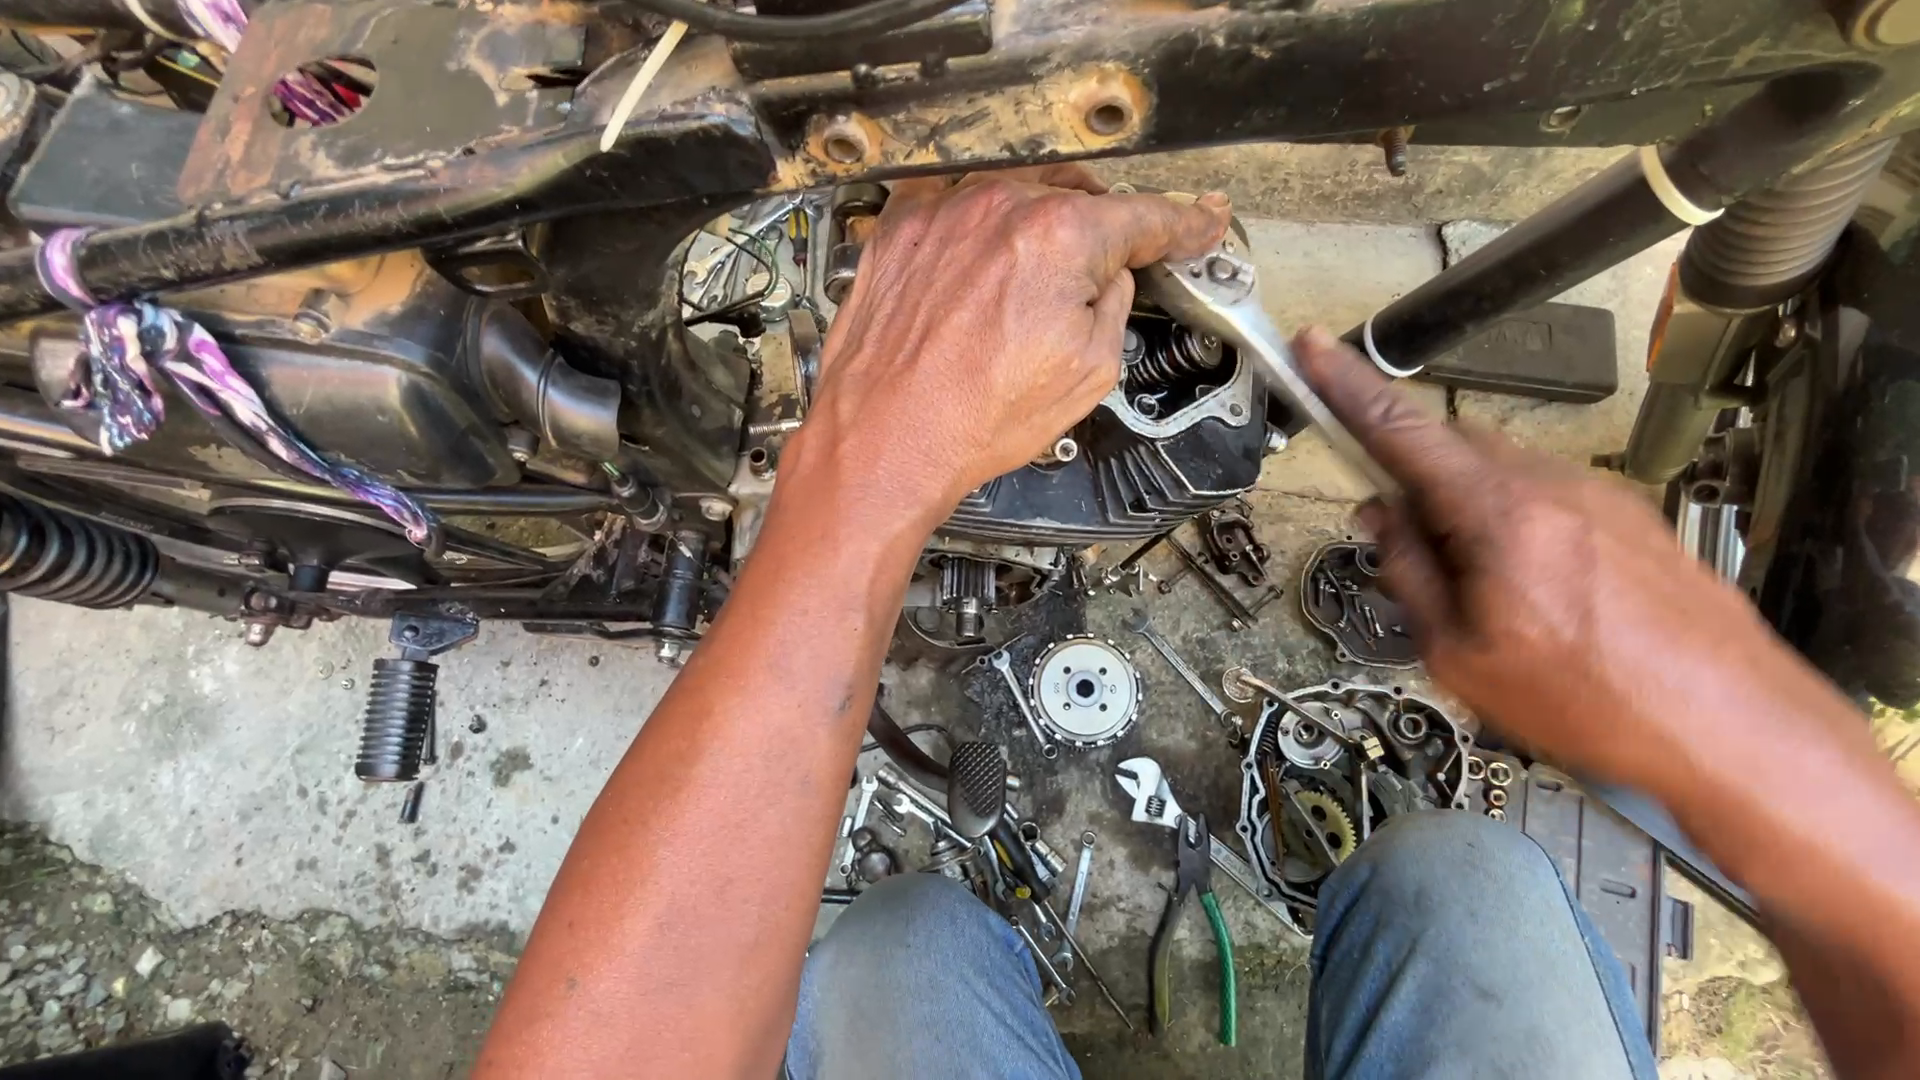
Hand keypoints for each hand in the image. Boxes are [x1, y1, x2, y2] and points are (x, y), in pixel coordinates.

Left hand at [787, 166, 1229, 520]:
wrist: (883, 441)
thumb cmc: (970, 420)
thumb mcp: (1086, 375)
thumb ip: (1113, 306)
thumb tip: (1111, 278)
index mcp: (1058, 238)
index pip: (1142, 217)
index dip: (1181, 223)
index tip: (1197, 221)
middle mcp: (997, 209)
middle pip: (1075, 198)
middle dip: (1099, 233)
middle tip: (1100, 274)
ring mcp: (942, 216)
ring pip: (1015, 198)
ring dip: (1035, 232)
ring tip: (1025, 295)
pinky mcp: (899, 234)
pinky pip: (957, 211)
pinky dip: (979, 233)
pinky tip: (978, 275)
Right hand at [1292, 327, 1858, 786]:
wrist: (1737, 736)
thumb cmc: (1587, 703)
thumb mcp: (1456, 652)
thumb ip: (1408, 570)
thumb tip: (1382, 515)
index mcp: (1498, 517)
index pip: (1400, 433)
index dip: (1346, 386)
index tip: (1313, 348)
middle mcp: (1552, 487)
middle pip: (1448, 451)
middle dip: (1409, 485)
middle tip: (1403, 553)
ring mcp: (1597, 495)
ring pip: (1493, 474)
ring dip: (1461, 514)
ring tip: (1479, 595)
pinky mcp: (1628, 514)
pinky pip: (1539, 495)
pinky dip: (1506, 524)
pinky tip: (1529, 592)